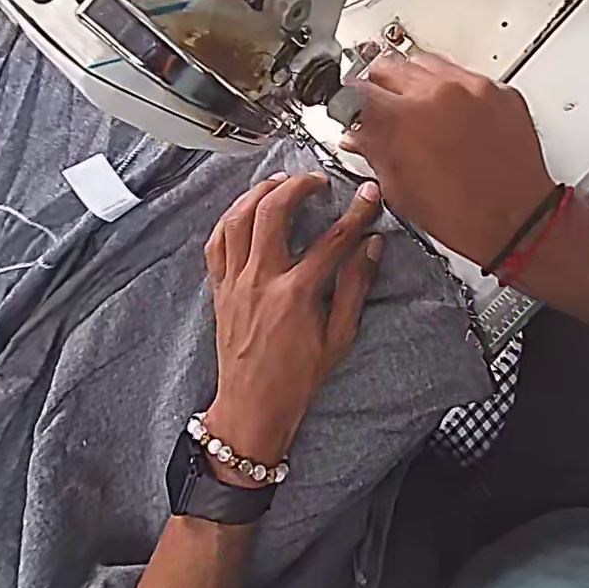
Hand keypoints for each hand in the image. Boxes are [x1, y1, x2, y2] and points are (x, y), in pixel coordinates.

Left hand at [202, 173, 382, 472]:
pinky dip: (230, 218)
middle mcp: (261, 281)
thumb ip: (355, 288)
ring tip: (279, 183)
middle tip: (315, 180)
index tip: (369, 195)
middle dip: (297, 186)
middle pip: (273, 213)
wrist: (252, 406)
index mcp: (295, 295)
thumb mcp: (339, 337)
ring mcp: (235, 282)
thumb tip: (371, 248)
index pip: (333, 240)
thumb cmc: (296, 378)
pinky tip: (244, 210)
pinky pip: (216, 242)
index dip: (356, 213)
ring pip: (238, 219)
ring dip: (258, 193)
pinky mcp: (219, 289)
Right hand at [338, 51, 556, 269]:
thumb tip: (357, 135)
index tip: (347, 106)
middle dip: (377, 89)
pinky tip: (449, 114)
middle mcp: (437, 93)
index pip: (355, 90)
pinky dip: (448, 89)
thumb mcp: (399, 189)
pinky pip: (462, 74)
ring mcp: (471, 88)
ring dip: (412, 82)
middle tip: (380, 110)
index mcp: (403, 120)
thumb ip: (373, 152)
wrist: (516, 221)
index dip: (345, 100)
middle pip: (387, 67)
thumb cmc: (462, 214)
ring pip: (424, 62)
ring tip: (417, 111)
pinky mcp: (497, 90)